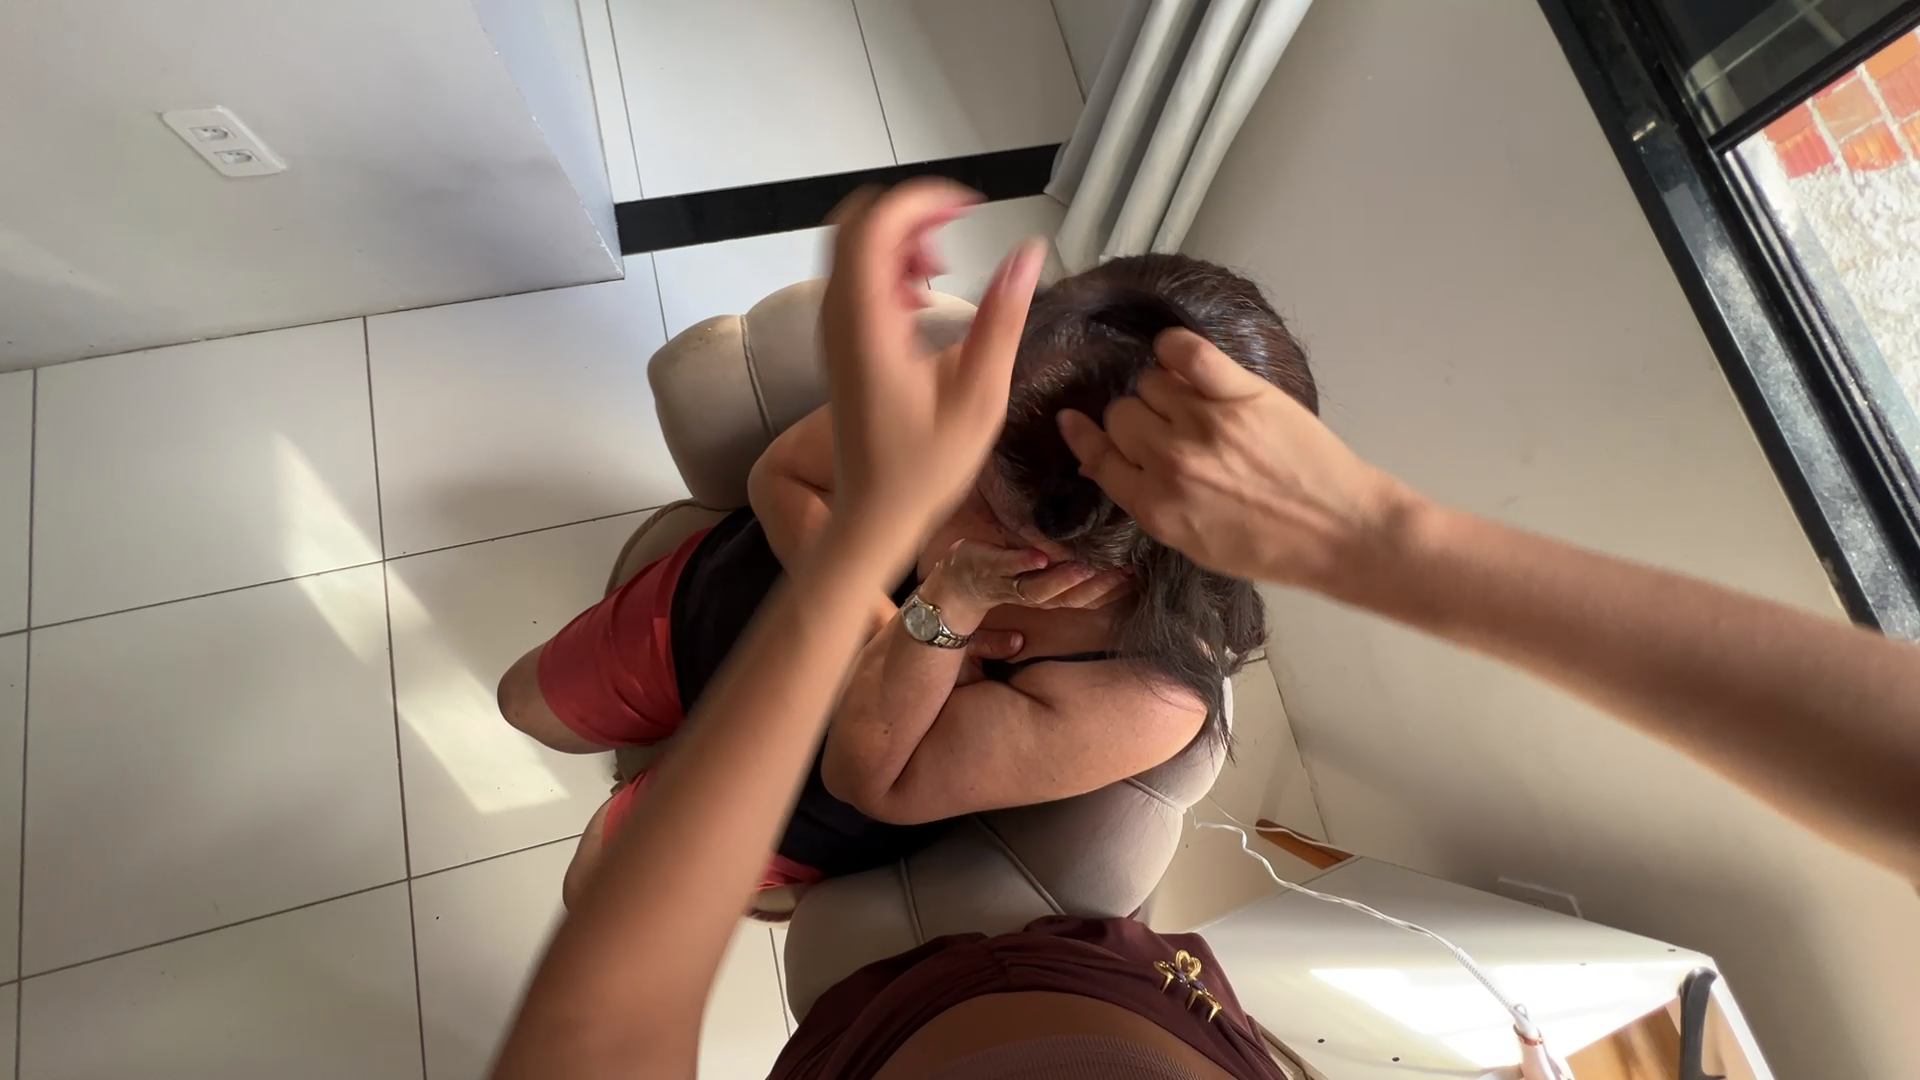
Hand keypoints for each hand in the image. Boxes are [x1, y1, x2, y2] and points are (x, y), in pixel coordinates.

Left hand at [819, 180, 1047, 548]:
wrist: (874, 512)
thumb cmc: (925, 468)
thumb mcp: (978, 397)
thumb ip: (1002, 320)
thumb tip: (1029, 255)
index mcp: (869, 327)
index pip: (874, 225)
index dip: (922, 200)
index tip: (971, 207)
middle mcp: (839, 320)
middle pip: (856, 225)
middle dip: (909, 217)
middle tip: (955, 241)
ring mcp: (834, 332)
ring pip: (853, 250)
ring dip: (899, 244)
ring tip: (942, 275)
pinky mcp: (839, 346)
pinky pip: (854, 281)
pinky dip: (888, 272)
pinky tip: (922, 304)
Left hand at [920, 539, 1131, 631]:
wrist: (954, 582)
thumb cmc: (1002, 573)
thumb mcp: (1037, 571)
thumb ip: (1065, 567)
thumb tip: (1101, 551)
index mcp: (1046, 594)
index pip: (1084, 597)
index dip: (1111, 591)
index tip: (1139, 576)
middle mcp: (1030, 593)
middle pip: (1068, 598)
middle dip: (1097, 588)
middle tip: (1125, 572)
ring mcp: (1007, 582)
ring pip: (1038, 589)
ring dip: (1062, 581)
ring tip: (1086, 567)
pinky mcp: (986, 566)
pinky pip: (1005, 567)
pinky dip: (1022, 563)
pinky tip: (1040, 557)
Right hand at [1056, 329, 1413, 592]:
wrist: (1339, 532)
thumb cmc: (1265, 547)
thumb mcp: (1188, 542)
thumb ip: (1144, 503)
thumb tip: (1104, 462)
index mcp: (1155, 507)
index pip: (1099, 456)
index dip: (1083, 436)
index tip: (1072, 419)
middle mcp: (1171, 463)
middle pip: (1121, 415)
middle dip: (1134, 421)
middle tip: (1163, 429)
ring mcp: (1206, 425)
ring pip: (1150, 383)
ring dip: (1161, 391)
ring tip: (1188, 404)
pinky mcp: (1242, 394)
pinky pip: (1187, 352)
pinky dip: (1173, 347)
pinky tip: (1175, 354)